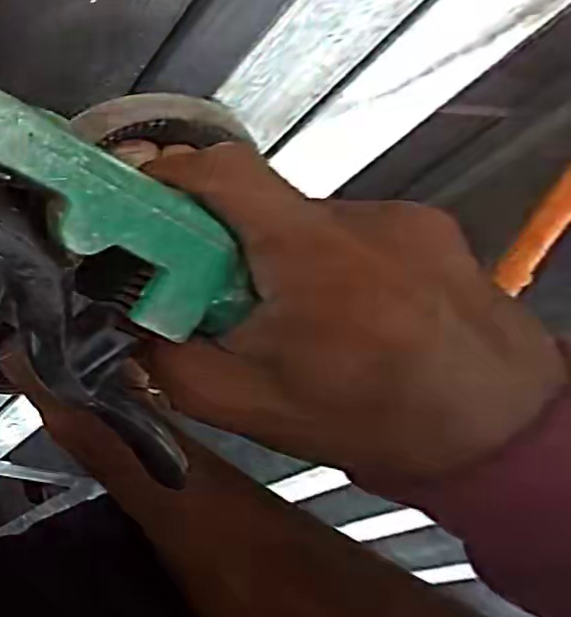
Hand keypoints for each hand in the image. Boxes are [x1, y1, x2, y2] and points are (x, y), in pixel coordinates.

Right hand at [134, 143, 566, 487]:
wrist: (510, 443)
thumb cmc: (363, 421)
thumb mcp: (226, 398)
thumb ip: (153, 349)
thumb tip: (106, 310)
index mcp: (315, 257)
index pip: (224, 172)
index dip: (162, 175)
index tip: (125, 202)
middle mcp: (366, 222)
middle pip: (246, 196)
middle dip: (199, 232)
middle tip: (182, 282)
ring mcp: (403, 221)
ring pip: (284, 213)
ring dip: (249, 247)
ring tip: (252, 304)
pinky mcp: (423, 230)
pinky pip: (326, 224)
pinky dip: (294, 253)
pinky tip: (306, 302)